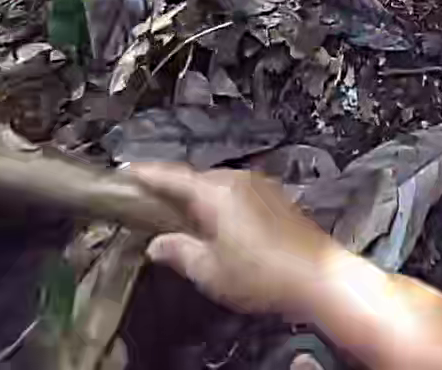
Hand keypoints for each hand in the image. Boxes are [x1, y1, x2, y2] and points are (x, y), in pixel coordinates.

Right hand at [128, 162, 346, 317]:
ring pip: (216, 183)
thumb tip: (156, 243)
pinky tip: (212, 220)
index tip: (126, 169)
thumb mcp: (210, 270)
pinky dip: (216, 200)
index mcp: (217, 191)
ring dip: (195, 195)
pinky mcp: (271, 194)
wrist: (315, 272)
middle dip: (171, 187)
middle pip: (196, 178)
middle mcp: (237, 178)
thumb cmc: (259, 272)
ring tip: (174, 213)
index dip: (149, 173)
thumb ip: (180, 252)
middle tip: (145, 199)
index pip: (175, 176)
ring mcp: (257, 183)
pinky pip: (234, 190)